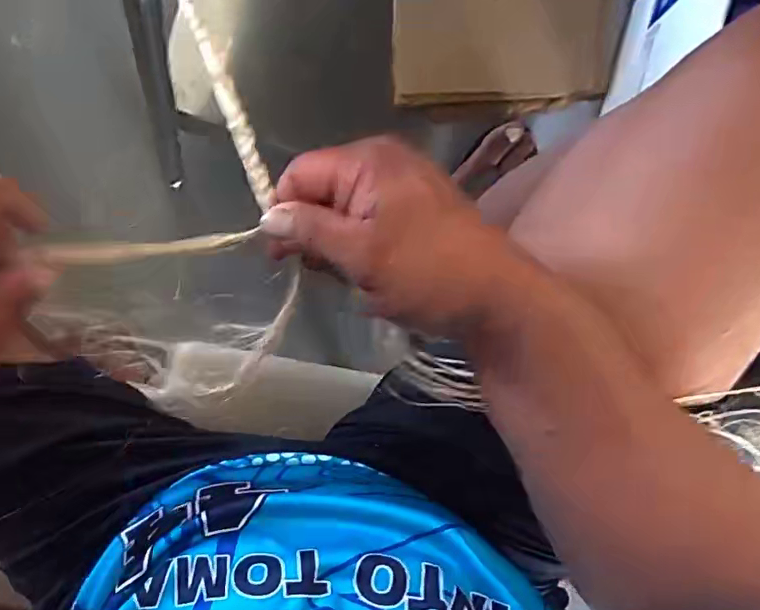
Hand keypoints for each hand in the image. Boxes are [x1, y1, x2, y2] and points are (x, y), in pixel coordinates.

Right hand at [261, 136, 573, 351]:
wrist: (492, 297)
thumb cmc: (425, 273)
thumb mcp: (360, 254)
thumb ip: (310, 231)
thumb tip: (267, 217)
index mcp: (367, 162)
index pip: (300, 173)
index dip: (282, 212)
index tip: (279, 256)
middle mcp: (380, 163)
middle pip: (318, 191)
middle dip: (308, 232)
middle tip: (316, 272)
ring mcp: (397, 187)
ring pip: (338, 212)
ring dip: (331, 247)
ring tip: (346, 277)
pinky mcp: (408, 211)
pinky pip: (362, 224)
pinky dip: (353, 250)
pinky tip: (363, 274)